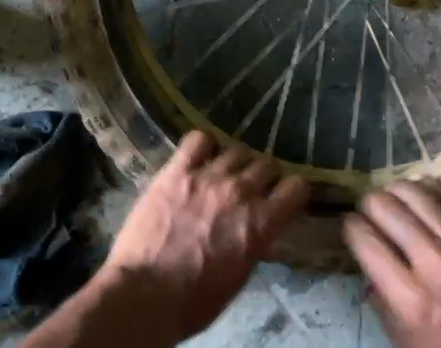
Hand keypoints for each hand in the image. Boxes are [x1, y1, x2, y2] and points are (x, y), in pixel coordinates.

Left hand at [102, 129, 310, 340]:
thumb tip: (258, 226)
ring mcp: (208, 176)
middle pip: (266, 163)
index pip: (297, 187)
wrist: (144, 295)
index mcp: (260, 222)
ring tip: (222, 173)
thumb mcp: (238, 277)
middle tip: (250, 188)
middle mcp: (240, 191)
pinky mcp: (177, 170)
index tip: (284, 197)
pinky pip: (198, 139)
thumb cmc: (193, 301)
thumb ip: (254, 242)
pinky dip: (202, 146)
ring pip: (236, 149)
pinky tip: (198, 157)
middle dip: (263, 176)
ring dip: (234, 162)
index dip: (292, 191)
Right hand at [344, 181, 440, 347]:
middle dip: (369, 205)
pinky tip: (421, 190)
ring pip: (418, 194)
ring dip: (397, 190)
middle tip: (368, 212)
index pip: (366, 242)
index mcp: (412, 303)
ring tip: (390, 196)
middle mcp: (435, 265)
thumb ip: (387, 311)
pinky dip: (430, 188)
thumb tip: (370, 275)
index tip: (350, 229)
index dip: (351, 229)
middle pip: (388, 209)